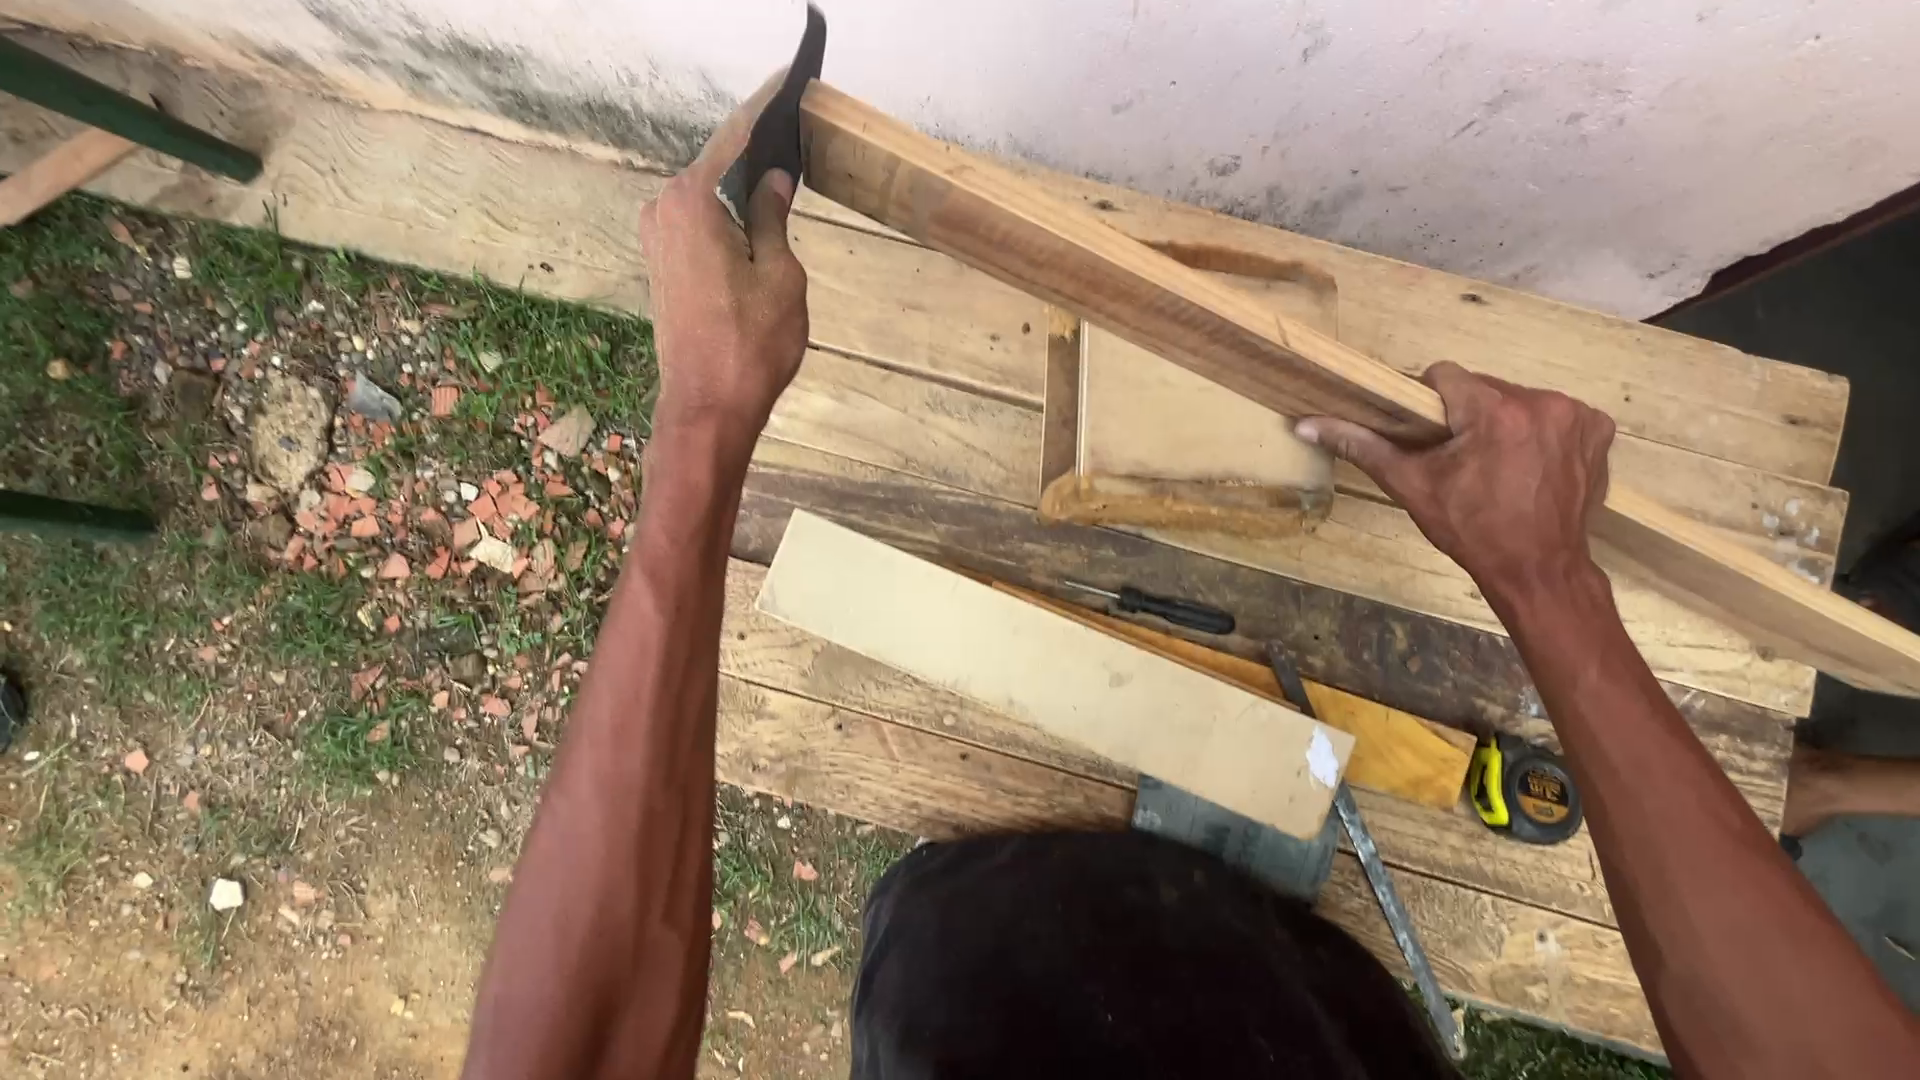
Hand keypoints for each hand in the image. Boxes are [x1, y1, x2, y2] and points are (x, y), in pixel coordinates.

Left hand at [638, 73, 808, 437]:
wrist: (708, 408)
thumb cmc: (751, 345)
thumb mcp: (782, 276)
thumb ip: (775, 219)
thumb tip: (774, 179)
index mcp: (693, 199)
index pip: (736, 137)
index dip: (768, 110)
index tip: (790, 81)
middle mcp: (663, 208)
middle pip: (718, 166)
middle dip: (755, 155)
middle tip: (795, 140)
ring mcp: (657, 239)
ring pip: (709, 199)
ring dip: (742, 192)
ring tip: (783, 184)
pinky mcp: (661, 266)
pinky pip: (700, 226)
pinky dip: (727, 219)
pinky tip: (755, 222)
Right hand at [1294, 362, 1615, 607]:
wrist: (1537, 568)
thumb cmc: (1468, 529)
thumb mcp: (1409, 485)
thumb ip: (1361, 446)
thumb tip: (1306, 424)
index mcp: (1494, 411)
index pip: (1444, 375)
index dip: (1425, 400)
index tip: (1422, 432)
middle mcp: (1543, 402)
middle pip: (1483, 388)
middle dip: (1464, 414)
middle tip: (1454, 455)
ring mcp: (1577, 416)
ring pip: (1517, 400)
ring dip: (1499, 422)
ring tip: (1490, 462)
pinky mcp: (1599, 431)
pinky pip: (1554, 415)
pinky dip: (1536, 432)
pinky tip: (1526, 464)